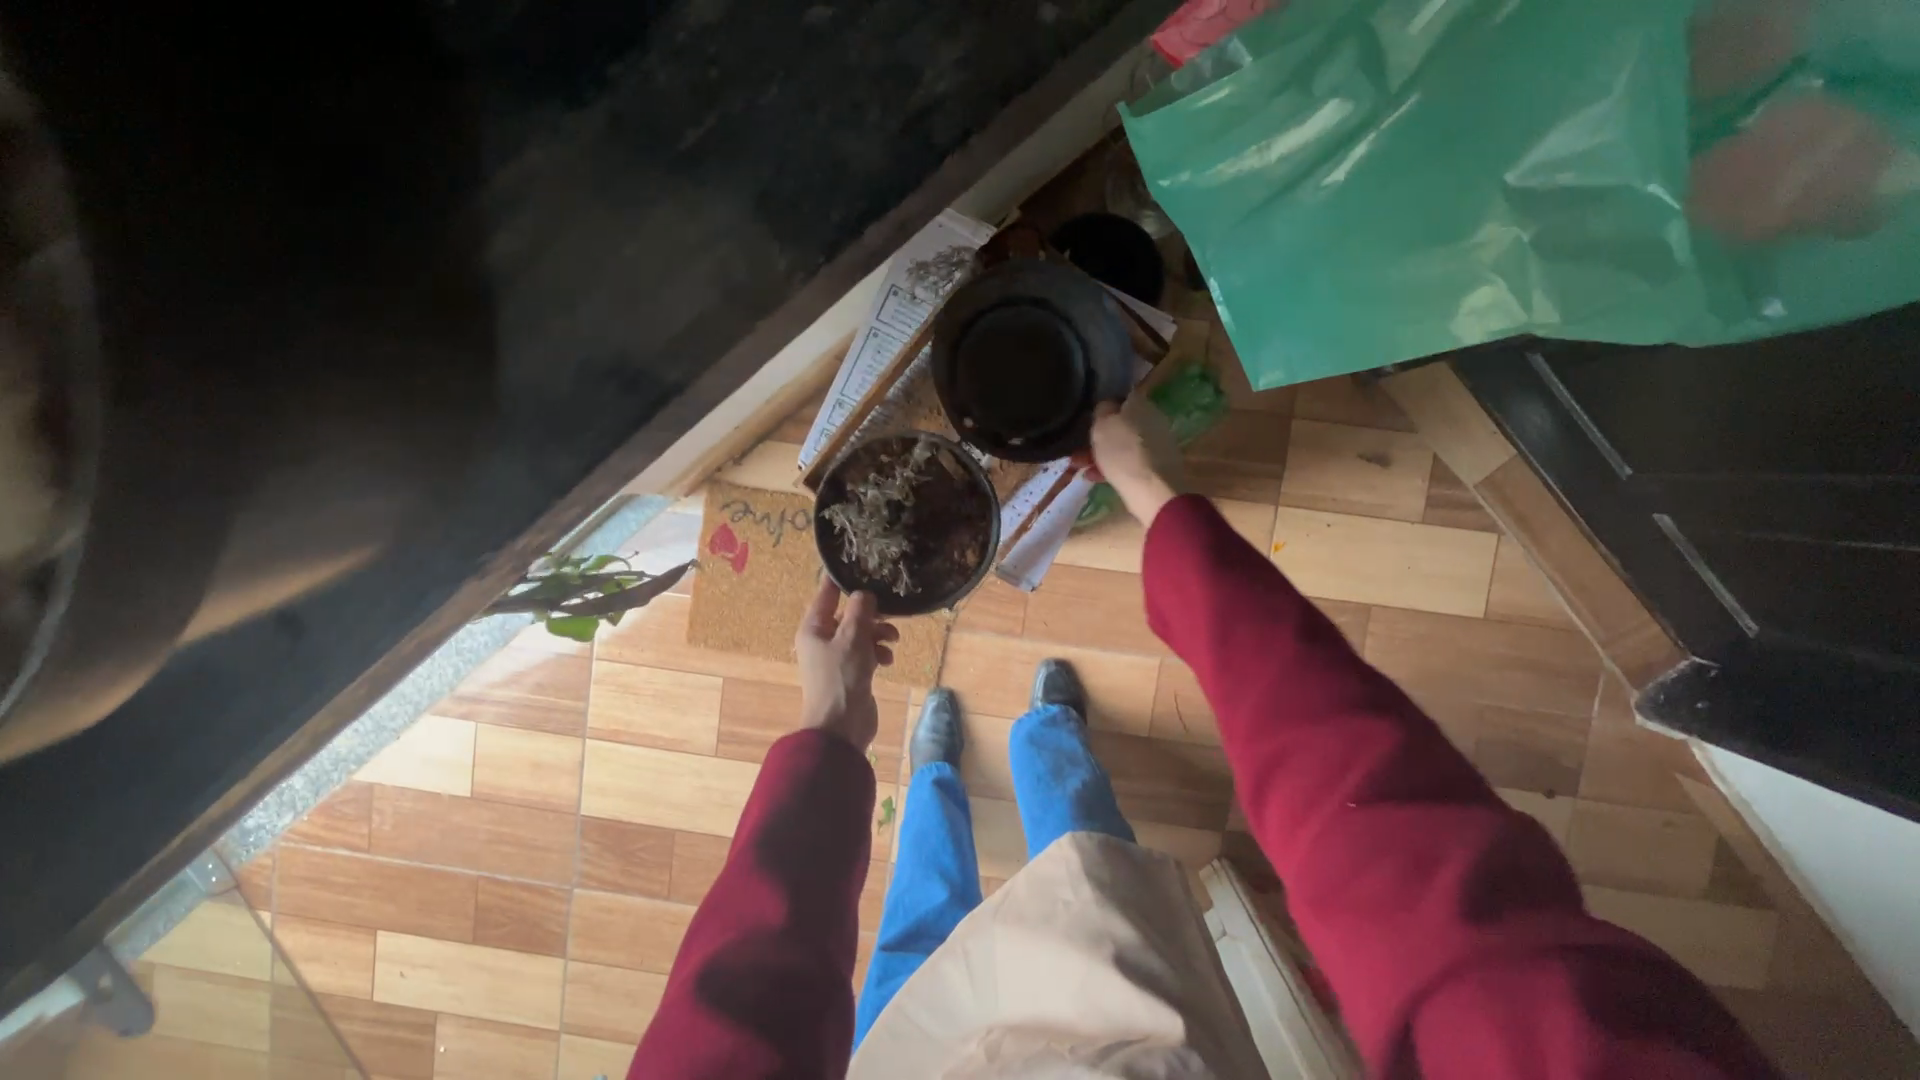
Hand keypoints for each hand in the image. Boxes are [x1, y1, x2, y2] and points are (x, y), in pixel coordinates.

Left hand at [795, 577, 898, 752]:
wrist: (841, 727)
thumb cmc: (841, 678)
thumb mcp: (852, 638)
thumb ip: (861, 611)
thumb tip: (865, 593)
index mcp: (813, 627)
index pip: (827, 593)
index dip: (843, 579)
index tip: (864, 565)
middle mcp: (822, 639)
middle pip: (848, 613)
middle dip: (870, 613)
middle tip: (890, 612)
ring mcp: (837, 657)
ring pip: (860, 633)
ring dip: (878, 633)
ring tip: (892, 640)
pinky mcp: (851, 672)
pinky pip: (866, 652)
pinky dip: (878, 652)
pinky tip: (887, 659)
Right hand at [1086, 399, 1185, 525]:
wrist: (1153, 490)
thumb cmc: (1123, 452)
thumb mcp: (1102, 426)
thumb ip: (1102, 411)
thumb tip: (1105, 407)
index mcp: (1141, 404)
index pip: (1120, 398)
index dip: (1102, 408)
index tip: (1087, 419)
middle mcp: (1152, 420)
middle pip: (1120, 424)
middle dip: (1098, 438)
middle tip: (1078, 450)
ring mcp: (1156, 444)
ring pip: (1123, 445)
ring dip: (1100, 455)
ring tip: (1080, 467)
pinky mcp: (1156, 467)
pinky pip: (1129, 462)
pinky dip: (1112, 468)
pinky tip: (1095, 478)